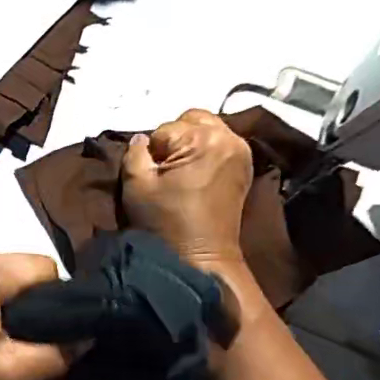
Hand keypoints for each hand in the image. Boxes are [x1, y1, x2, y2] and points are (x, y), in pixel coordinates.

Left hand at [0, 242, 71, 379]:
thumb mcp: (8, 374)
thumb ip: (59, 354)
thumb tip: (89, 334)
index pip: (45, 269)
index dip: (53, 302)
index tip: (38, 333)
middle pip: (21, 266)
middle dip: (25, 299)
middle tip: (10, 338)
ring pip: (0, 267)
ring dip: (3, 294)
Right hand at [122, 108, 253, 271]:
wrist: (203, 259)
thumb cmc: (167, 224)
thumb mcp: (137, 187)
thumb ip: (134, 154)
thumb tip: (142, 141)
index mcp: (203, 138)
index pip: (163, 130)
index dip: (151, 153)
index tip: (152, 178)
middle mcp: (228, 137)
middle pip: (191, 120)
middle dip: (174, 139)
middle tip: (164, 170)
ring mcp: (241, 152)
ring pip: (207, 129)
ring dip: (190, 145)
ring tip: (180, 174)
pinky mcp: (245, 167)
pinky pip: (221, 145)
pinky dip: (206, 153)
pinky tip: (196, 175)